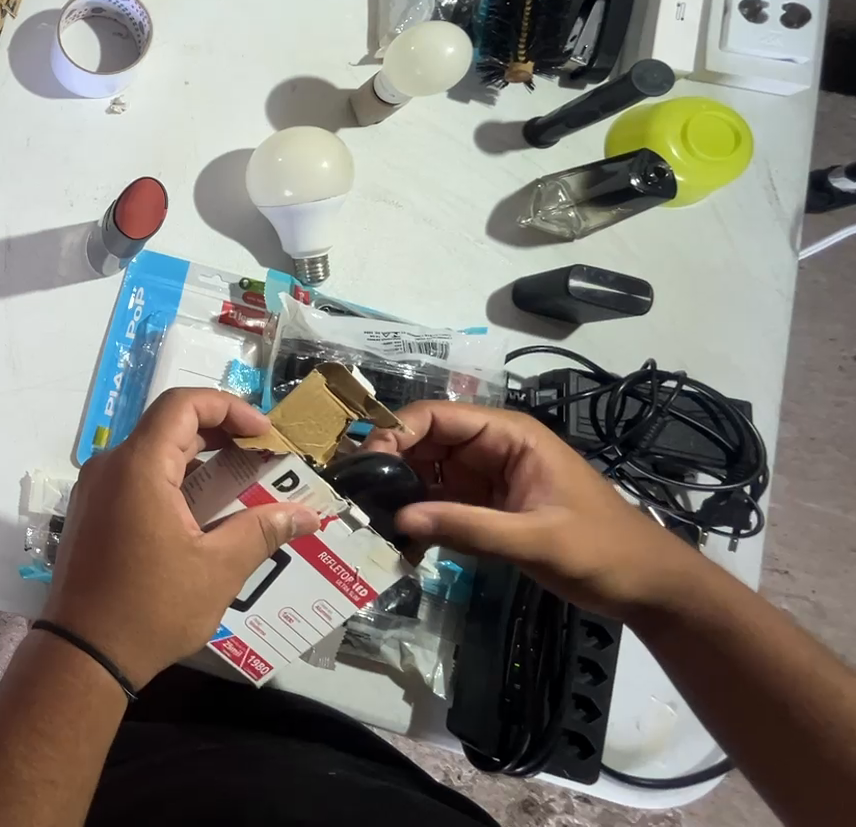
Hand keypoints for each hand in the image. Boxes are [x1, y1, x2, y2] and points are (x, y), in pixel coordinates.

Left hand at [42, 389, 320, 688]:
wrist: (84, 648)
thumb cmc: (152, 606)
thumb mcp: (217, 569)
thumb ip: (261, 530)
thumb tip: (306, 513)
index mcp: (138, 466)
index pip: (181, 405)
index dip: (227, 407)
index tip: (264, 432)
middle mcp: (110, 465)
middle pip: (167, 425)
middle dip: (219, 432)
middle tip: (263, 456)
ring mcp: (95, 486)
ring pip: (152, 451)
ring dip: (197, 458)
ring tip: (243, 482)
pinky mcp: (92, 508)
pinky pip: (136, 476)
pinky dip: (173, 478)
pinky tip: (204, 510)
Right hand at [362, 400, 702, 619]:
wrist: (654, 592)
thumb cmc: (608, 553)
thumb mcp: (540, 540)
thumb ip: (470, 527)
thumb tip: (399, 518)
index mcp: (507, 435)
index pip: (433, 416)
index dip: (394, 433)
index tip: (366, 466)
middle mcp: (486, 448)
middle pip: (418, 440)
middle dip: (385, 463)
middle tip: (354, 493)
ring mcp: (480, 476)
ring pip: (418, 470)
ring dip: (393, 490)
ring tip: (366, 515)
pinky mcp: (477, 505)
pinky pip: (431, 500)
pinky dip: (411, 514)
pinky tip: (394, 535)